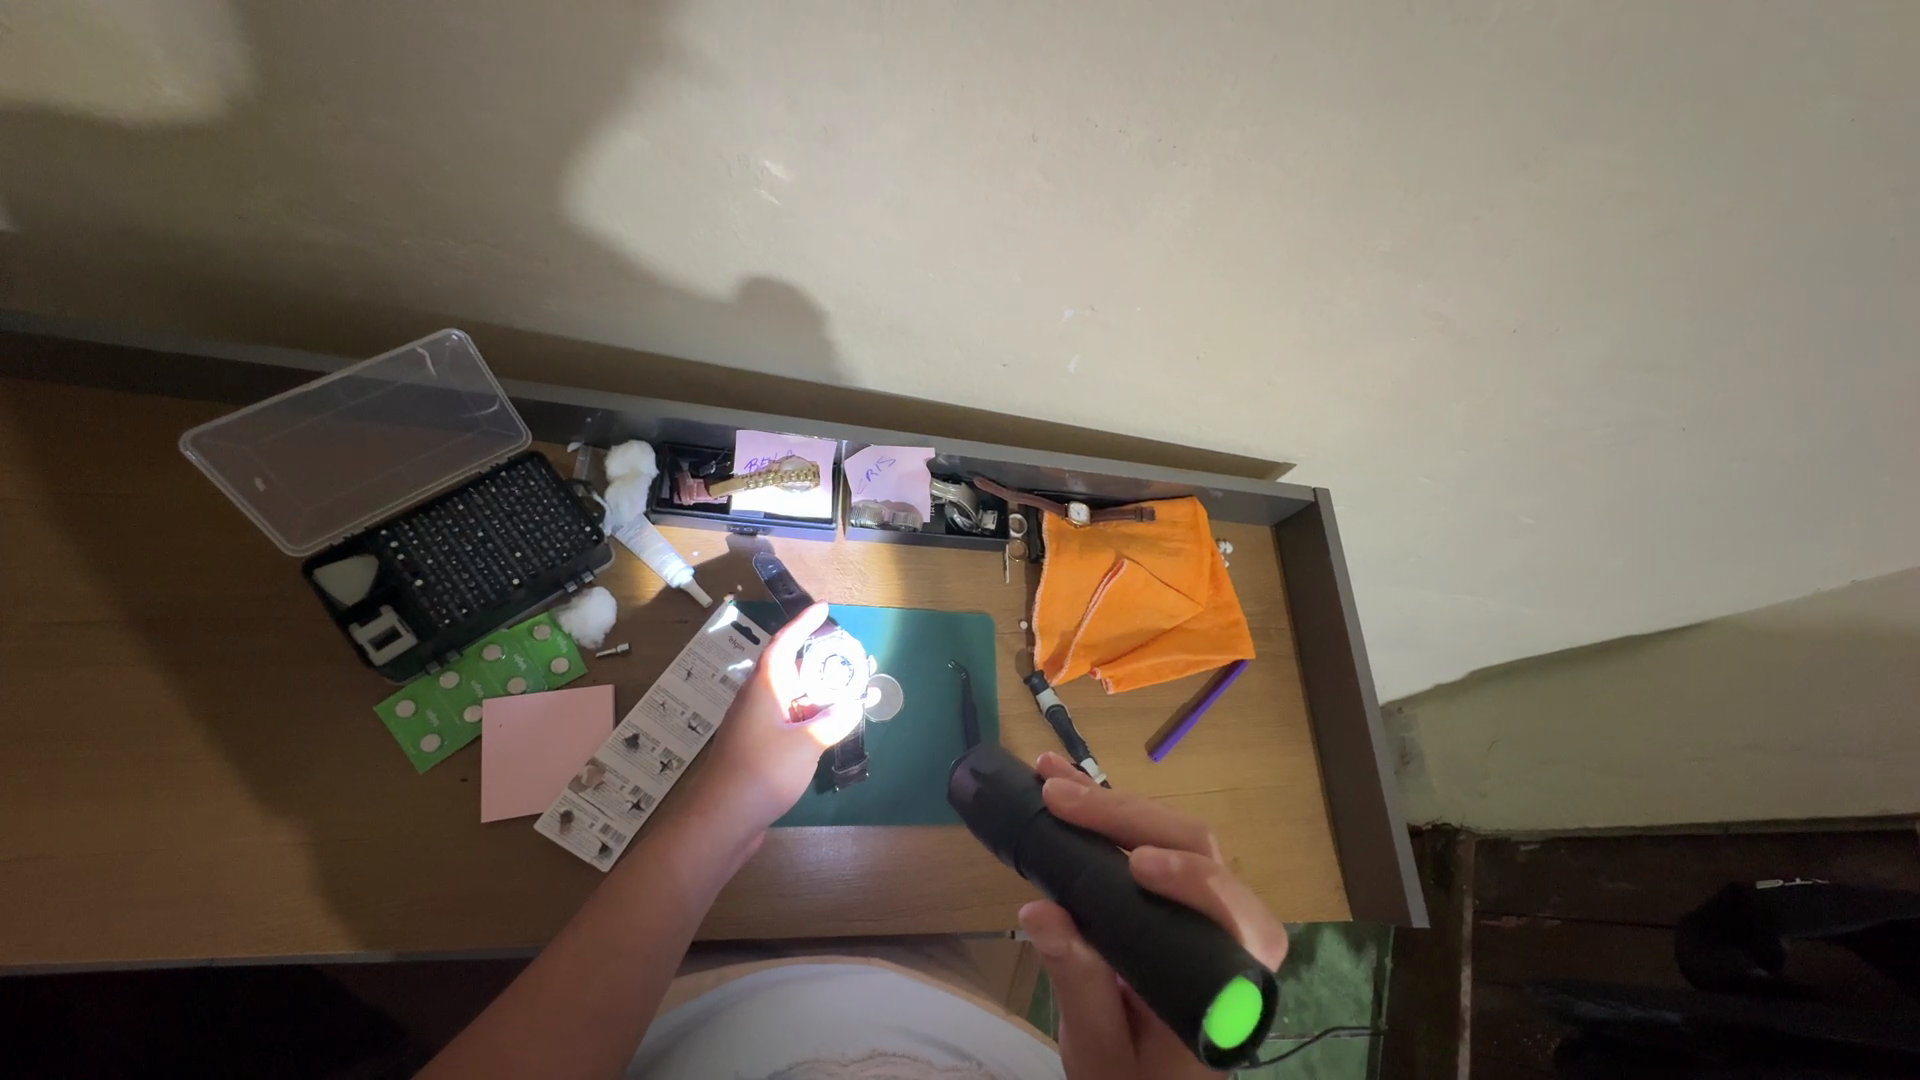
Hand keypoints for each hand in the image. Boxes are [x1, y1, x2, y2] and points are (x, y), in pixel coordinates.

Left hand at [680, 602, 861, 839]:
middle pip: (789, 670)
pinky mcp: (757, 749)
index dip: (803, 624)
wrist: (721, 821)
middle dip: (819, 662)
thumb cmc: (761, 772)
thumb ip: (832, 722)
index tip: (823, 609)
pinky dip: (809, 719)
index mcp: (765, 688)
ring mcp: (755, 726)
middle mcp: (757, 701)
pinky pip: (787, 722)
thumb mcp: (806, 744)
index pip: (784, 644)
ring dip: (817, 694)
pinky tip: (828, 731)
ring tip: (847, 694)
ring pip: (790, 699)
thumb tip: (852, 706)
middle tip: (849, 658)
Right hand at [1019, 753, 1288, 1077]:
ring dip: (1108, 801)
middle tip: (1058, 797)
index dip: (1192, 879)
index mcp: (1230, 979)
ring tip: (1049, 777)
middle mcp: (1225, 927)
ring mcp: (1196, 900)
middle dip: (1124, 816)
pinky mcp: (1167, 887)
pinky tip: (1061, 787)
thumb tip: (1039, 910)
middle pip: (1195, 848)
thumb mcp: (1102, 1048)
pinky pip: (1141, 837)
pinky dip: (1101, 810)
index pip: (1232, 913)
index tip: (1137, 867)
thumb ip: (1080, 984)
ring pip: (1168, 830)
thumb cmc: (1135, 1079)